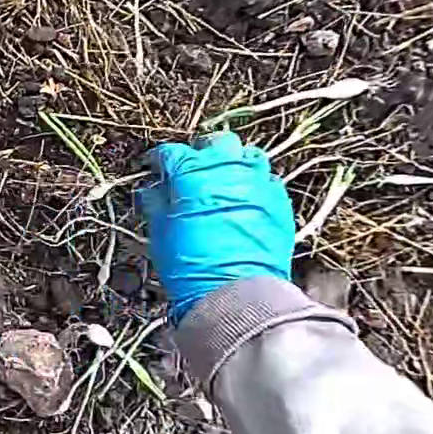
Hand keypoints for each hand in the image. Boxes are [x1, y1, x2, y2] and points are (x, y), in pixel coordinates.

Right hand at [138, 133, 295, 322]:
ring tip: (220, 182)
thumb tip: (153, 189)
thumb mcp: (160, 230)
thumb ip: (155, 201)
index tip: (155, 168)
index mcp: (192, 171)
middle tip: (191, 171)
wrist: (234, 291)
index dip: (159, 160)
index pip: (172, 153)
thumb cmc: (190, 263)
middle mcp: (228, 168)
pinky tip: (242, 201)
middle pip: (215, 143)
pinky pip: (266, 180)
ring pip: (247, 155)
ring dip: (231, 163)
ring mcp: (258, 182)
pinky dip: (252, 184)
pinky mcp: (279, 200)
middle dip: (201, 152)